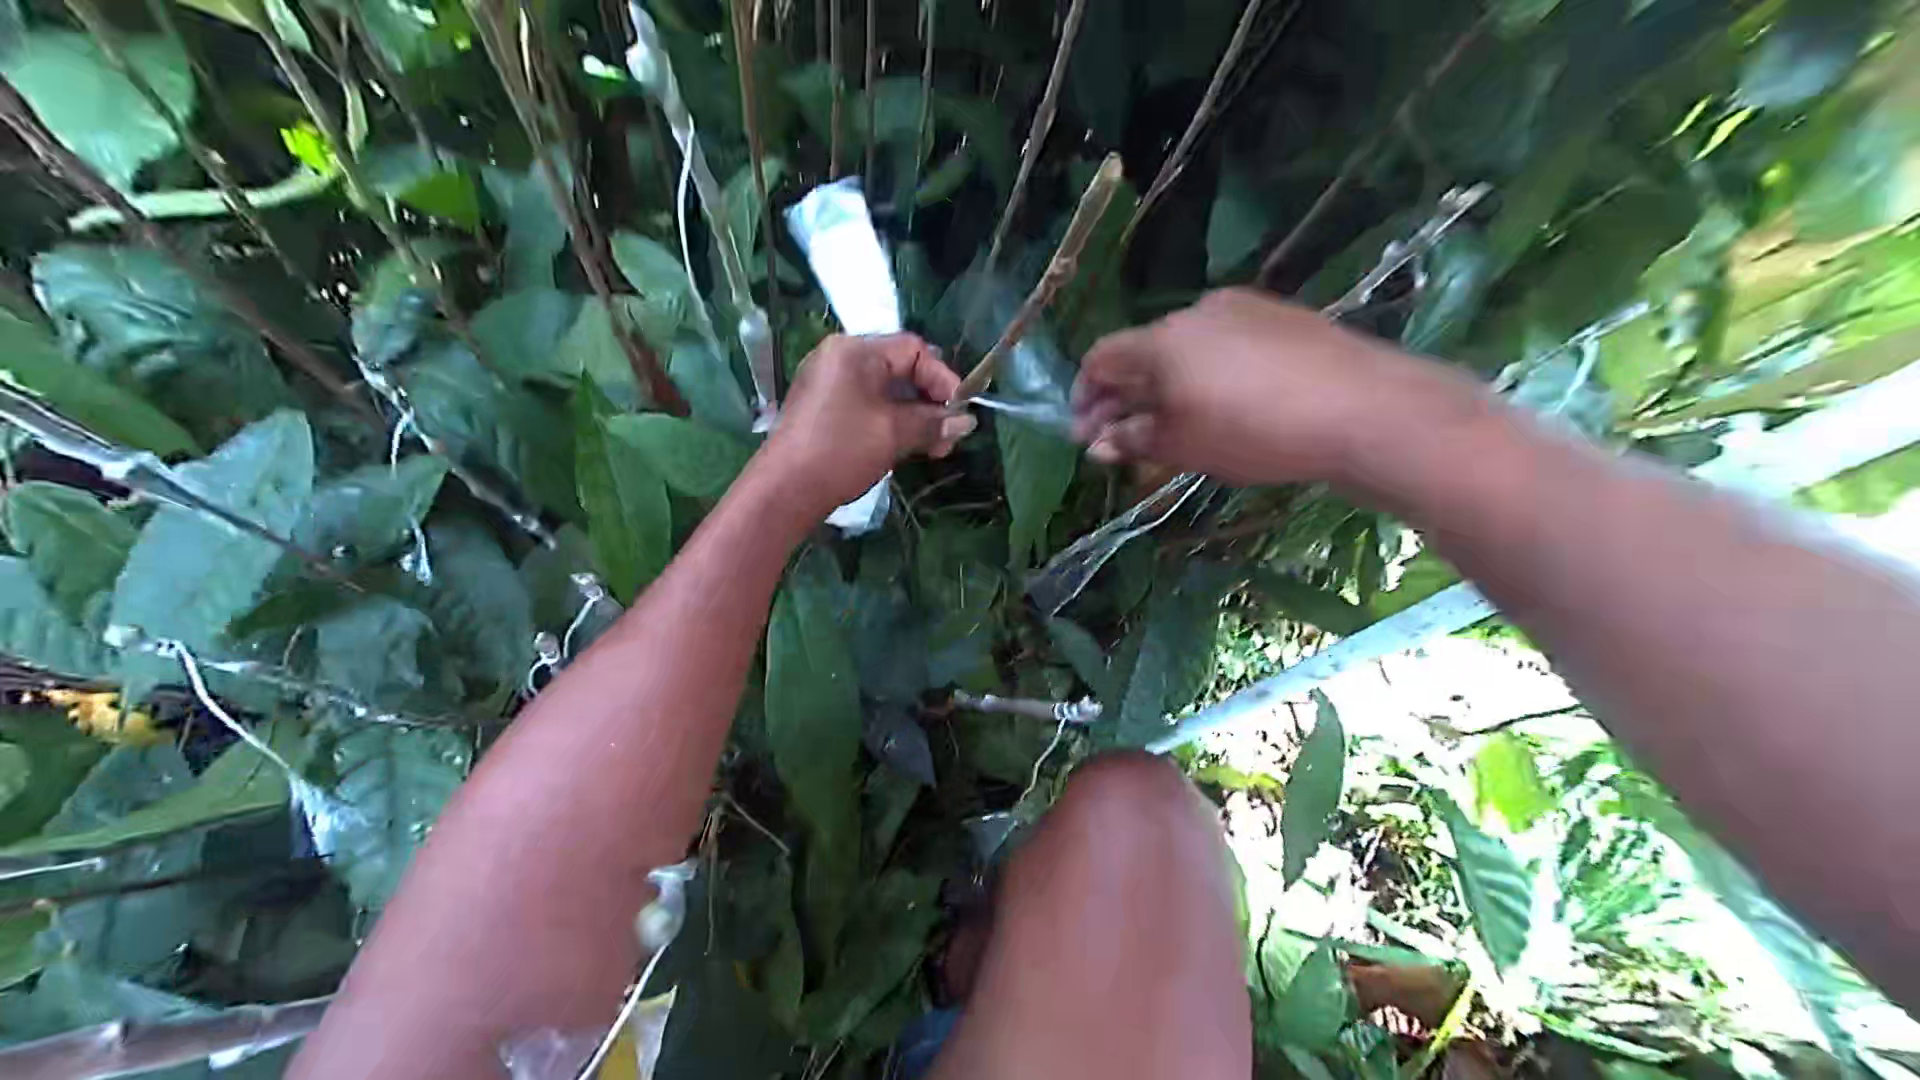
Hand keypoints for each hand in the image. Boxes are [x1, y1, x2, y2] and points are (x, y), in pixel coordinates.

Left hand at [760, 333, 975, 513]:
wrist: (784, 490)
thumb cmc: (841, 451)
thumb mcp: (894, 434)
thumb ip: (933, 422)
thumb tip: (966, 421)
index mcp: (855, 351)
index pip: (913, 349)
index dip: (943, 378)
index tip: (960, 411)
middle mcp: (839, 358)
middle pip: (900, 368)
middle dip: (930, 402)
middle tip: (948, 436)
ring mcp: (828, 383)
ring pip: (885, 391)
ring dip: (914, 416)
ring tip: (933, 448)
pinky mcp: (823, 408)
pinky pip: (867, 405)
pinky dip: (891, 422)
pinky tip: (905, 447)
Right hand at [1071, 288, 1485, 487]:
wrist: (1363, 408)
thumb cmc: (1253, 431)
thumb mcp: (1182, 446)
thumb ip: (1132, 440)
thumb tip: (1098, 443)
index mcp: (1160, 340)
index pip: (1100, 359)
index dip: (1083, 396)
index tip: (1085, 432)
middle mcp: (1194, 312)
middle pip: (1140, 353)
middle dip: (1122, 396)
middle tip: (1121, 436)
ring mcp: (1241, 308)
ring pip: (1182, 348)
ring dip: (1163, 385)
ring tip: (1171, 423)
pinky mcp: (1279, 316)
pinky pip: (1221, 344)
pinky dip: (1202, 373)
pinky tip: (1219, 401)